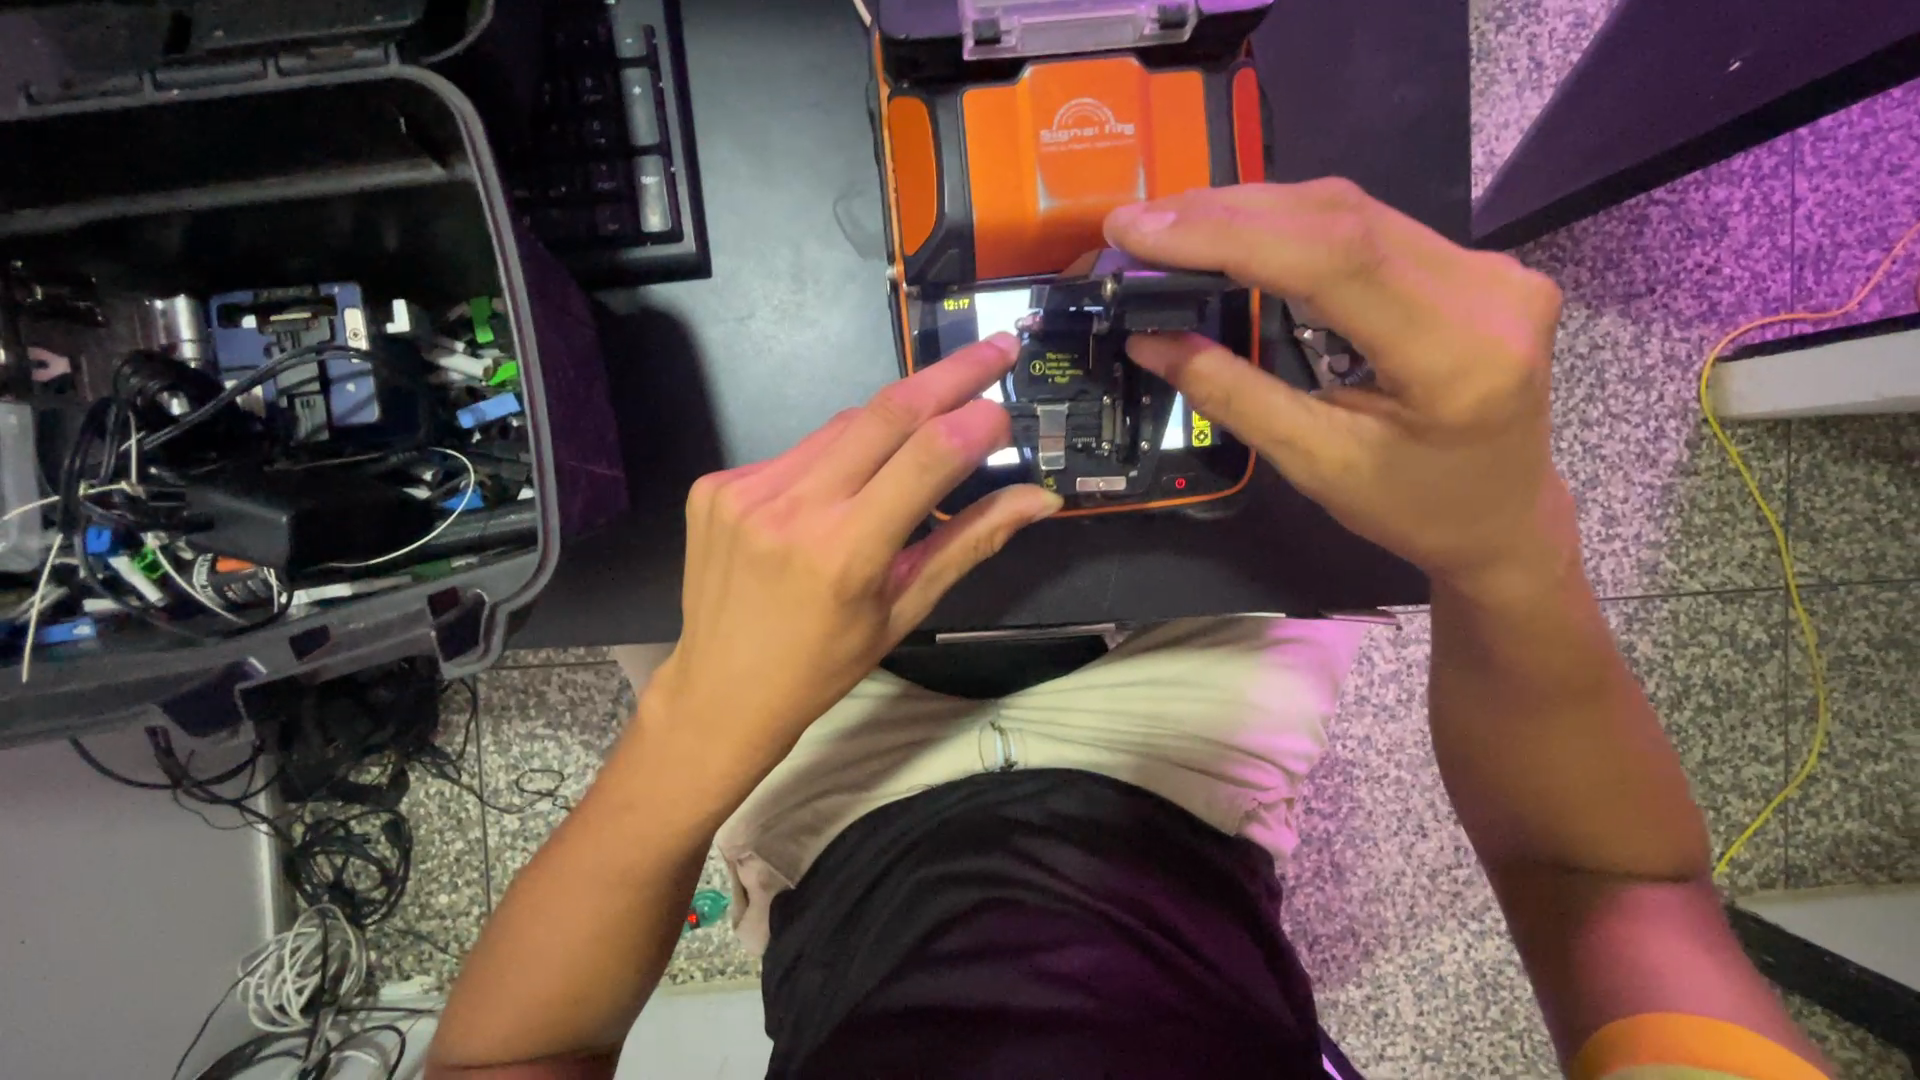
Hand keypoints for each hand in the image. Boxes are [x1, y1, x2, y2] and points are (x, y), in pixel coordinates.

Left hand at [638, 334, 1061, 786]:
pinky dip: (838, 455)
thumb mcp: (905, 609)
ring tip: (922, 437)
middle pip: (886, 411)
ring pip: (843, 425)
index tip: (1008, 408)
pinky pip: (799, 450)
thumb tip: (1039, 497)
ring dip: (893, 421)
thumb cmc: (826, 663)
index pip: (926, 457)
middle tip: (997, 349)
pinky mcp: (716, 484)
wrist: (722, 689)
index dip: (976, 422)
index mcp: (846, 554)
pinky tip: (842, 488)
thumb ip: (970, 541)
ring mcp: (745, 489)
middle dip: (951, 373)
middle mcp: (792, 508)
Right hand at [1103, 180, 1573, 601]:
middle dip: (1224, 214)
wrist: (1503, 517)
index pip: (1332, 258)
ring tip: (1170, 226)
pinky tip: (1235, 231)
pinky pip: (1367, 224)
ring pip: (1350, 210)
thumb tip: (1149, 339)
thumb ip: (1232, 395)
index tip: (1139, 230)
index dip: (1227, 234)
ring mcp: (1488, 266)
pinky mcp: (1471, 262)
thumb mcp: (1314, 463)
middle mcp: (1486, 288)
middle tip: (1138, 223)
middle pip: (1339, 217)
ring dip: (1251, 211)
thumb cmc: (1412, 509)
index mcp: (1454, 354)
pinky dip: (1288, 225)